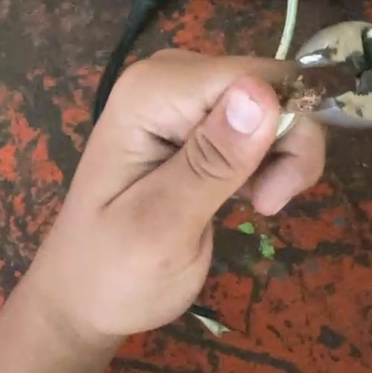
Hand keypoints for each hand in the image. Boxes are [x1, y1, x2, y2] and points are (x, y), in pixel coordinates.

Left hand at [21, 50, 326, 346]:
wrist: (84, 297)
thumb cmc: (114, 271)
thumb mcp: (164, 226)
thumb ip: (212, 161)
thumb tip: (263, 92)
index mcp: (149, 93)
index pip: (253, 75)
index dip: (282, 126)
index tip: (271, 195)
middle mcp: (167, 79)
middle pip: (268, 84)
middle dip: (286, 143)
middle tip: (266, 205)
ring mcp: (182, 97)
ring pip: (273, 102)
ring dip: (282, 155)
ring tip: (258, 204)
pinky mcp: (197, 120)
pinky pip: (260, 120)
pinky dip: (269, 158)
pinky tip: (249, 193)